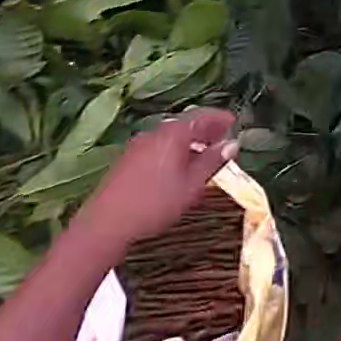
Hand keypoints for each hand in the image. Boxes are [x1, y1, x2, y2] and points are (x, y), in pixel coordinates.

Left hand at [68, 108, 236, 254]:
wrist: (106, 223)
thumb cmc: (156, 203)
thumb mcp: (192, 184)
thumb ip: (212, 161)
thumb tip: (232, 144)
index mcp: (173, 134)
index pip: (201, 116)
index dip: (220, 118)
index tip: (234, 122)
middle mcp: (154, 133)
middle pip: (185, 124)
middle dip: (205, 129)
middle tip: (223, 138)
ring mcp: (138, 145)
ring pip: (170, 136)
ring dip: (190, 140)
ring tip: (204, 154)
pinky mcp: (128, 159)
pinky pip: (158, 145)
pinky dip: (174, 149)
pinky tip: (179, 166)